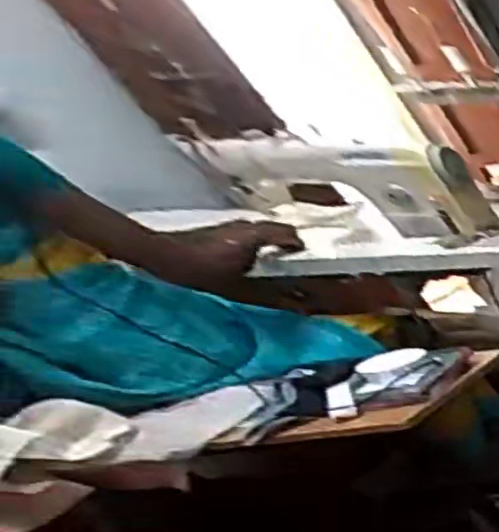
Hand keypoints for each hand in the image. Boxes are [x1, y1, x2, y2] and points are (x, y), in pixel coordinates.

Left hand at [169, 221, 303, 293]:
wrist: (155, 255)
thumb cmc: (200, 270)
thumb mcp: (242, 289)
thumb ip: (275, 296)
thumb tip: (302, 306)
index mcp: (254, 236)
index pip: (289, 234)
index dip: (302, 246)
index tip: (310, 258)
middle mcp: (242, 226)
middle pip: (275, 229)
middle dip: (288, 242)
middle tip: (296, 259)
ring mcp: (227, 226)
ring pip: (260, 230)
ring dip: (271, 241)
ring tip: (276, 260)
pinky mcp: (215, 230)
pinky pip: (245, 233)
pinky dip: (255, 243)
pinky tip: (250, 258)